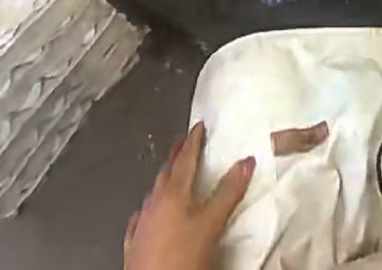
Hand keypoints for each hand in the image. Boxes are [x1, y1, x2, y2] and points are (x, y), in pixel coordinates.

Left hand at [125, 122, 253, 269]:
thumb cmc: (182, 257)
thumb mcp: (212, 224)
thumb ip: (229, 191)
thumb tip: (248, 159)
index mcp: (174, 193)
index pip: (186, 159)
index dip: (193, 141)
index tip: (198, 125)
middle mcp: (155, 203)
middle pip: (167, 172)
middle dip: (177, 155)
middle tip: (184, 142)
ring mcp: (141, 225)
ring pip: (153, 193)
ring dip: (164, 179)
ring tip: (171, 172)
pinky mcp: (133, 246)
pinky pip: (140, 219)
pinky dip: (147, 208)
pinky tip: (144, 212)